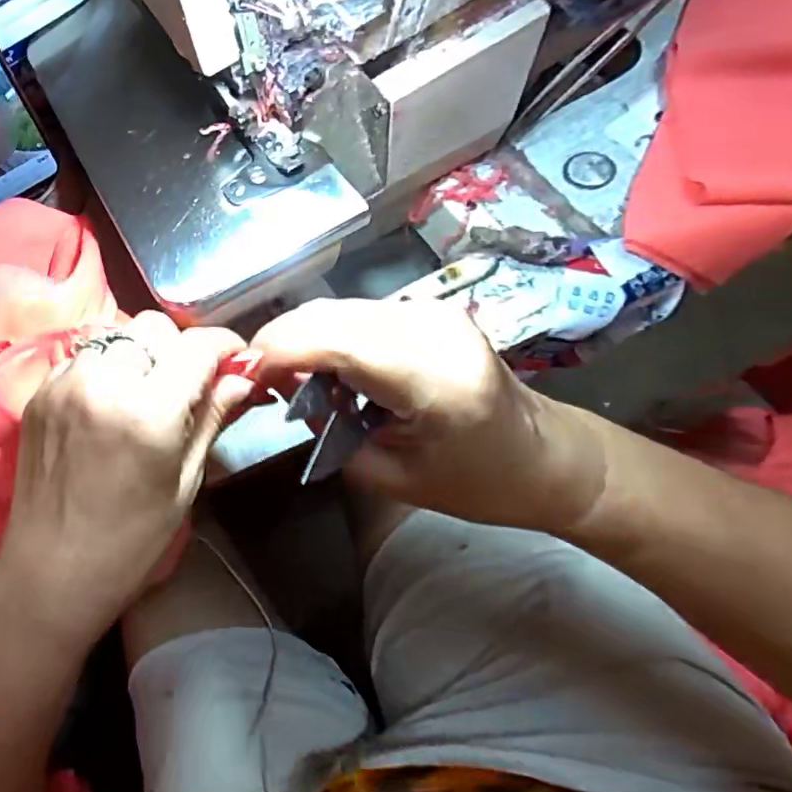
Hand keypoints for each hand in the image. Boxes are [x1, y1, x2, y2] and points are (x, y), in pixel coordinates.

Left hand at [0, 313, 255, 647]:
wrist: (50, 570)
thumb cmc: (130, 542)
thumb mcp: (184, 483)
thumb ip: (211, 418)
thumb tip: (243, 376)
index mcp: (146, 411)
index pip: (196, 346)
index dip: (224, 346)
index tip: (234, 361)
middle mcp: (102, 382)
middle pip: (153, 328)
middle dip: (179, 348)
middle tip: (187, 384)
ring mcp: (64, 382)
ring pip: (116, 335)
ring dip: (140, 354)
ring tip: (145, 392)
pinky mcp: (40, 392)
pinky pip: (83, 356)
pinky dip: (105, 366)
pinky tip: (109, 402)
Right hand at [249, 298, 604, 535]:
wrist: (546, 456)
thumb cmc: (478, 482)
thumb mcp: (391, 476)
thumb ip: (330, 431)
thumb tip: (288, 389)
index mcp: (434, 378)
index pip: (335, 341)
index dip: (279, 351)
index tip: (246, 375)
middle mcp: (432, 328)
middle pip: (327, 316)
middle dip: (281, 343)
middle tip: (261, 381)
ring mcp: (431, 311)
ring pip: (335, 309)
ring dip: (302, 338)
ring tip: (292, 379)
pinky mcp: (426, 308)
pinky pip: (354, 313)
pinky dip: (326, 335)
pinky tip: (326, 367)